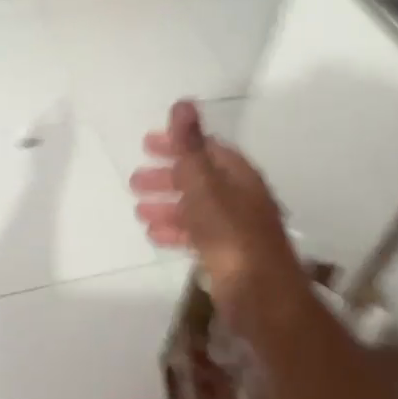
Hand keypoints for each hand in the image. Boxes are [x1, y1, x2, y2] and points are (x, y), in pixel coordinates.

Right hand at [130, 101, 306, 335]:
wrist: (263, 297)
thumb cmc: (231, 236)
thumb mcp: (205, 186)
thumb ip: (190, 146)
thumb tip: (183, 101)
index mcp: (239, 176)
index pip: (207, 149)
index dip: (178, 144)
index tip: (146, 144)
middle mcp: (242, 197)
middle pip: (200, 178)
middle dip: (167, 176)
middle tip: (134, 181)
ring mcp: (237, 228)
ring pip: (197, 208)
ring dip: (168, 205)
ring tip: (138, 211)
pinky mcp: (231, 256)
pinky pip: (199, 235)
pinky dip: (177, 231)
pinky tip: (155, 237)